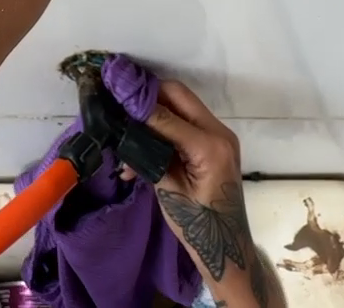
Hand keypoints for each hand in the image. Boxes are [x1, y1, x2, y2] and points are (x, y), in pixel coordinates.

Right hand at [139, 82, 274, 307]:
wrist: (227, 248)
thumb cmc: (196, 225)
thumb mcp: (168, 189)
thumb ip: (150, 153)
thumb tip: (125, 126)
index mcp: (209, 147)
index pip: (167, 113)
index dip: (139, 103)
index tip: (116, 94)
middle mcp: (218, 133)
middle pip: (178, 95)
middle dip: (148, 94)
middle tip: (122, 100)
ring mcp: (219, 135)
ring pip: (182, 103)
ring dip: (155, 106)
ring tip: (129, 119)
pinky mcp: (215, 141)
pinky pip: (187, 120)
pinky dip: (166, 122)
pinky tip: (144, 139)